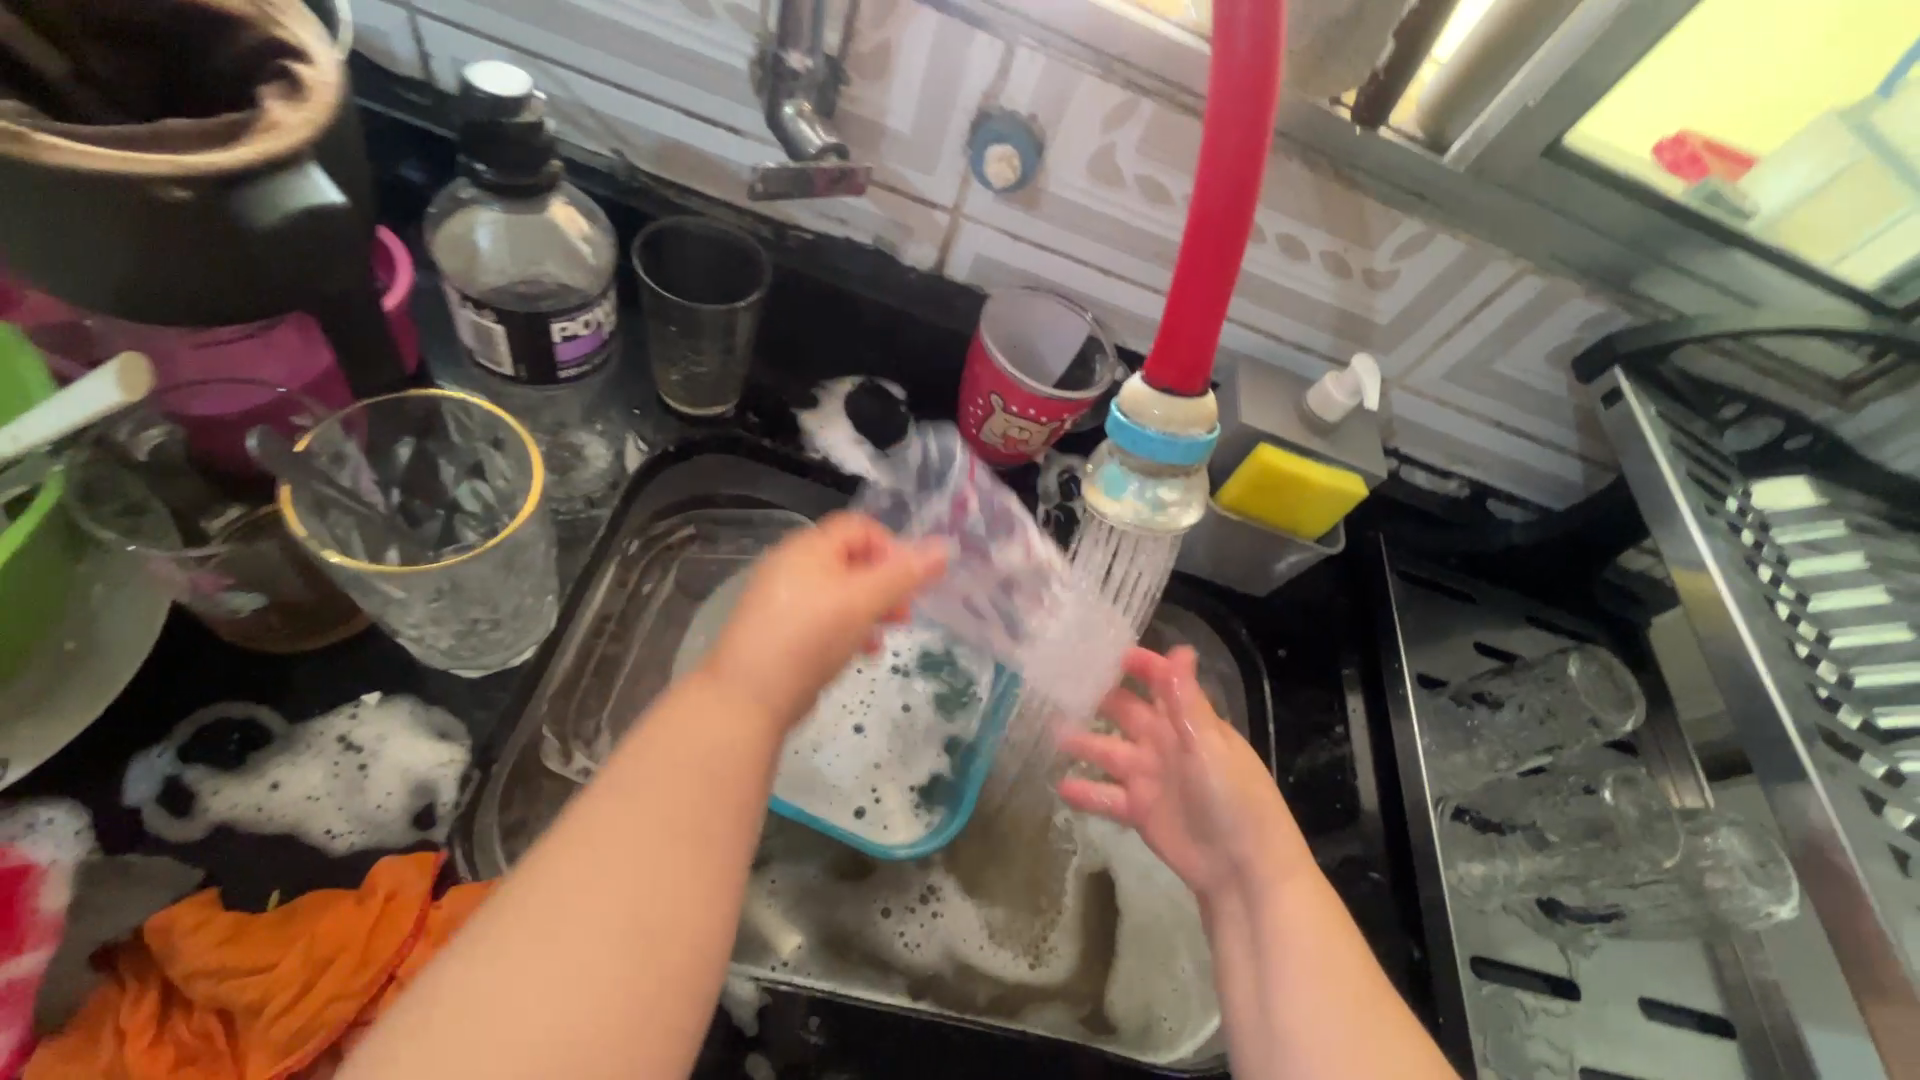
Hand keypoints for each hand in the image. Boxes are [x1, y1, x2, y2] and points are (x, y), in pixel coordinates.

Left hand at [698, 512, 947, 727]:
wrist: (747, 697)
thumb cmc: (809, 638)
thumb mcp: (863, 602)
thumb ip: (904, 575)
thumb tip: (946, 547)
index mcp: (808, 548)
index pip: (859, 526)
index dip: (891, 546)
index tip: (911, 579)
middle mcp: (793, 566)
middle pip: (852, 559)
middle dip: (886, 582)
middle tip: (907, 610)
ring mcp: (784, 600)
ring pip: (840, 592)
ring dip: (872, 608)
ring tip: (890, 634)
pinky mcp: (781, 633)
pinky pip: (825, 618)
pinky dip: (849, 628)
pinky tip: (862, 652)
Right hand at [1057, 646, 1312, 904]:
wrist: (1243, 868)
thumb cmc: (1233, 797)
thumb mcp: (1209, 744)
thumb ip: (1187, 700)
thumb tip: (1181, 648)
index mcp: (1187, 722)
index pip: (1160, 683)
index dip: (1138, 666)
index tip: (1104, 651)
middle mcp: (1165, 744)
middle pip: (1126, 713)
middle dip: (1099, 699)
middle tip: (1060, 684)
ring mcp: (1150, 778)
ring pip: (1109, 752)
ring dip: (1083, 742)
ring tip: (1050, 732)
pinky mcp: (1139, 811)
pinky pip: (1106, 796)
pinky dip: (1085, 792)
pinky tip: (1060, 785)